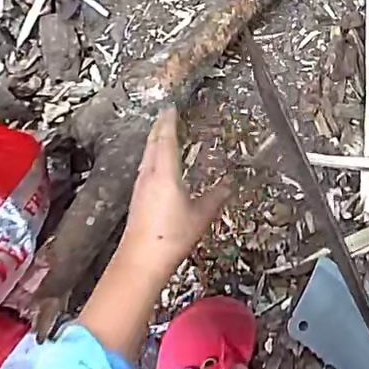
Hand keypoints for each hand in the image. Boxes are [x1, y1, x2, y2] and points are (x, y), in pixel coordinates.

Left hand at [117, 108, 227, 274]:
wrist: (140, 261)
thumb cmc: (171, 236)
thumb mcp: (201, 215)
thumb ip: (216, 197)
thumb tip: (231, 184)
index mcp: (165, 173)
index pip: (165, 139)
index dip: (168, 121)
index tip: (171, 107)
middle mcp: (149, 175)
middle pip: (152, 143)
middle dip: (159, 127)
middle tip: (166, 114)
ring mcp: (140, 187)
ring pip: (146, 155)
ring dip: (153, 141)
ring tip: (161, 133)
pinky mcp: (137, 198)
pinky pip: (145, 167)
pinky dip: (151, 156)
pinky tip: (156, 163)